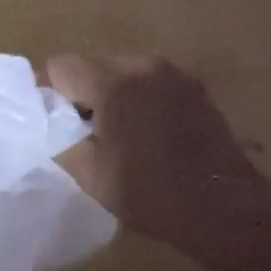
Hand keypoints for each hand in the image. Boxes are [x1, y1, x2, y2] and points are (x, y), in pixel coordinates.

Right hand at [47, 55, 270, 247]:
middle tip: (78, 130)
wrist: (223, 206)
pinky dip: (140, 98)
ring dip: (112, 94)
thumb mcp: (91, 175)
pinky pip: (152, 82)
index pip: (62, 66)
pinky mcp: (195, 87)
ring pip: (125, 71)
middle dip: (81, 91)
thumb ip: (60, 140)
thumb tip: (48, 123)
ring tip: (114, 133)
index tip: (48, 118)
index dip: (48, 89)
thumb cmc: (151, 193)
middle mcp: (143, 65)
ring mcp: (174, 74)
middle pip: (95, 64)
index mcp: (114, 83)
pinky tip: (146, 133)